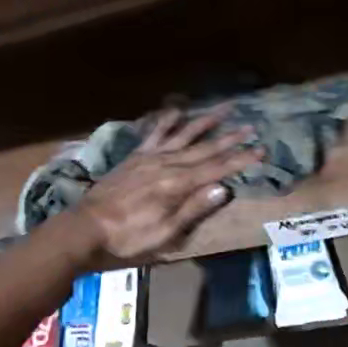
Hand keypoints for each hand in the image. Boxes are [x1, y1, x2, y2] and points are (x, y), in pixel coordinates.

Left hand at [72, 109, 262, 261]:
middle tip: (251, 127)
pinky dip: (167, 121)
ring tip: (223, 109)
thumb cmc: (128, 237)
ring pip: (182, 135)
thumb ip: (192, 209)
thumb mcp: (164, 233)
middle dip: (229, 138)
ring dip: (204, 122)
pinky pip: (154, 134)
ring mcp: (148, 158)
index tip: (260, 150)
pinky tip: (177, 111)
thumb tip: (222, 189)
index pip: (215, 169)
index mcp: (176, 185)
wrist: (87, 226)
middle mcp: (165, 164)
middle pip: (203, 149)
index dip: (239, 160)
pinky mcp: (134, 157)